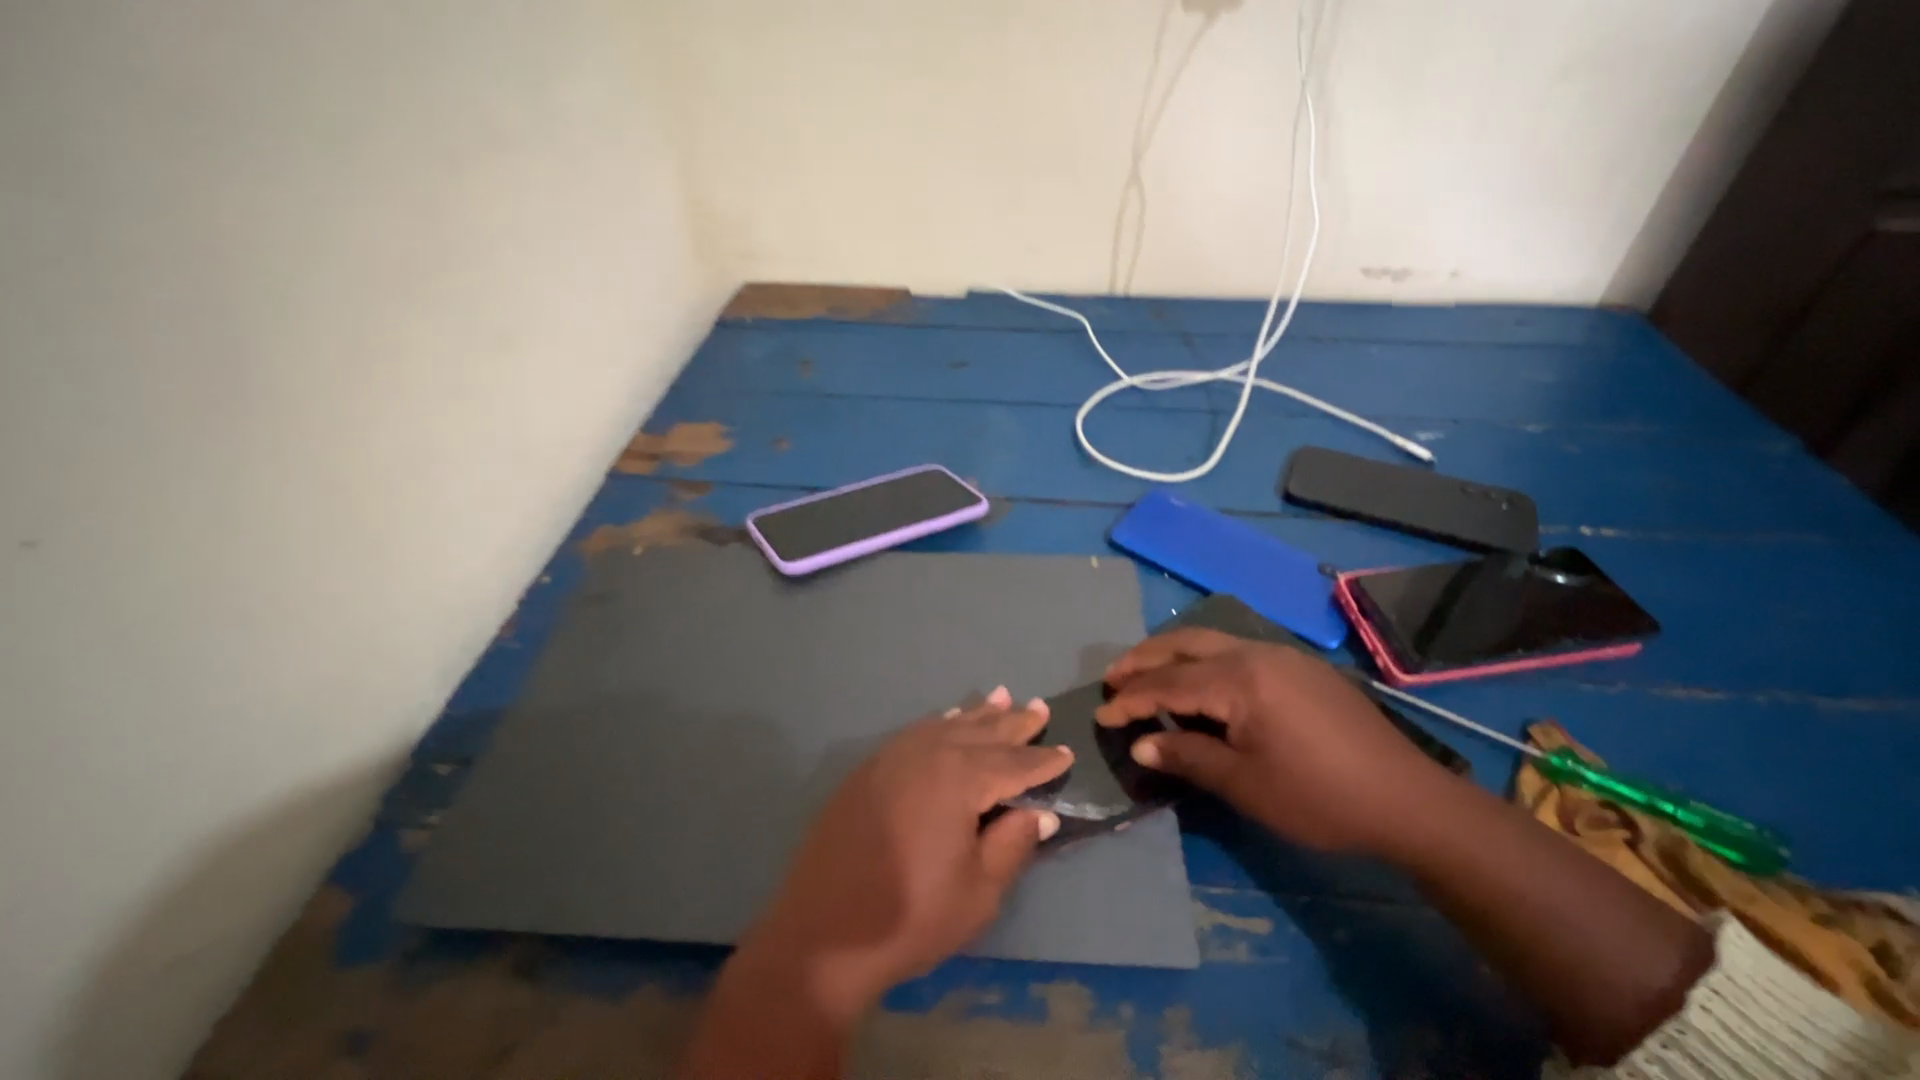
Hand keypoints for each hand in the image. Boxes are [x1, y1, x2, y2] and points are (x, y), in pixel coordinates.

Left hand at [742, 687, 1071, 1014]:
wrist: (822, 934)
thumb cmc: (911, 917)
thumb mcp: (978, 892)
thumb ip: (1012, 844)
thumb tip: (1038, 813)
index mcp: (958, 779)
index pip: (1012, 763)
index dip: (1041, 761)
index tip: (1066, 752)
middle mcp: (925, 756)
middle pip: (978, 733)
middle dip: (1011, 724)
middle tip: (1038, 708)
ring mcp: (890, 760)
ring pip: (943, 726)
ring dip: (974, 715)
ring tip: (999, 698)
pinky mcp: (865, 774)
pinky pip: (913, 735)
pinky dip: (937, 726)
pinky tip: (944, 724)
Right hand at [1095, 628, 1447, 855]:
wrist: (1407, 800)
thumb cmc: (1318, 798)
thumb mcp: (1245, 784)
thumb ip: (1188, 756)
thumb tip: (1141, 745)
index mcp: (1241, 680)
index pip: (1169, 683)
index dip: (1131, 700)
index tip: (1100, 716)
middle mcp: (1259, 654)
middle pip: (1187, 644)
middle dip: (1145, 659)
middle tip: (1113, 678)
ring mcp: (1286, 657)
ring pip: (1215, 642)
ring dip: (1175, 655)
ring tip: (1147, 675)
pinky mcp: (1304, 670)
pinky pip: (1240, 651)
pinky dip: (1206, 661)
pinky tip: (1202, 683)